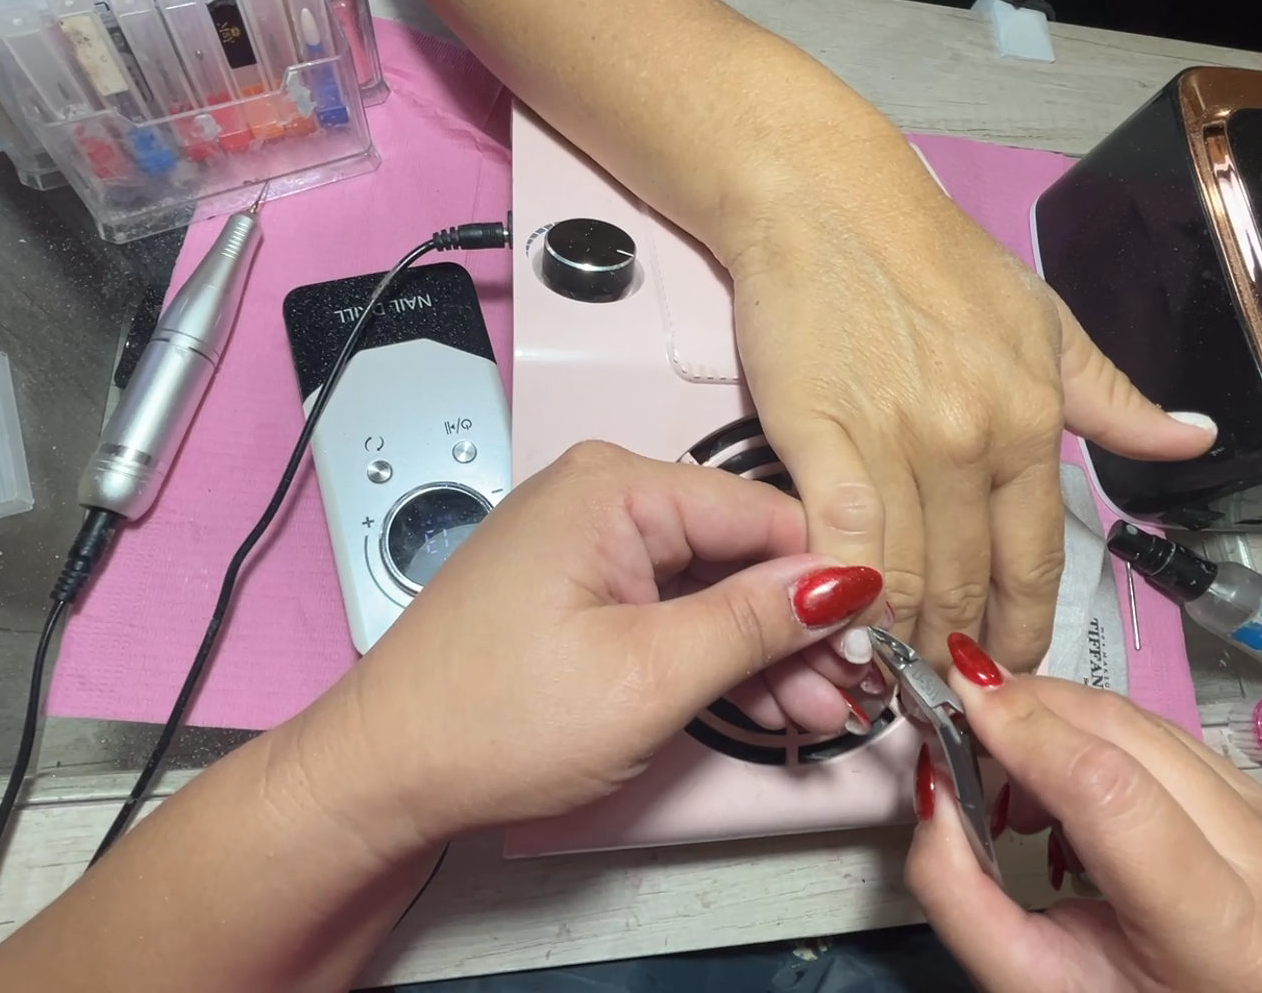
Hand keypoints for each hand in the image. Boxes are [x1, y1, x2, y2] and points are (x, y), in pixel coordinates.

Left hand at [300, 442, 884, 842]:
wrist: (387, 772)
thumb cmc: (494, 719)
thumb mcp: (649, 674)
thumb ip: (753, 620)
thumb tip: (840, 581)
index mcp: (616, 488)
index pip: (761, 510)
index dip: (828, 574)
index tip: (875, 631)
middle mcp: (603, 497)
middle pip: (736, 549)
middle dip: (797, 623)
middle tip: (853, 684)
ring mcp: (591, 542)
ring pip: (709, 585)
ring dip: (762, 648)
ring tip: (819, 708)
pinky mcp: (583, 585)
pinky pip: (670, 605)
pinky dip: (713, 651)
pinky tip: (764, 697)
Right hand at [723, 141, 1214, 672]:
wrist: (825, 203)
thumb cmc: (923, 255)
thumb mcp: (1040, 313)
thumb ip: (1106, 391)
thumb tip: (1188, 438)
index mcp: (1030, 417)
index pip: (1034, 561)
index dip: (1019, 630)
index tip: (1002, 670)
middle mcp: (973, 439)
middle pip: (967, 581)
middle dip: (955, 650)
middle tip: (940, 693)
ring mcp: (897, 439)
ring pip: (907, 572)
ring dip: (901, 636)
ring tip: (892, 677)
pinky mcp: (820, 433)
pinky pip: (843, 536)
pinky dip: (845, 591)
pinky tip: (840, 628)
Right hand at [905, 633, 1261, 991]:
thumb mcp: (1020, 983)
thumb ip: (953, 886)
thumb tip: (936, 779)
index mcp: (1229, 944)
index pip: (1112, 793)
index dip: (1027, 730)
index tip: (959, 692)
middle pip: (1132, 739)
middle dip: (1031, 706)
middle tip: (964, 716)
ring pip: (1149, 725)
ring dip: (1059, 717)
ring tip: (1010, 766)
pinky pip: (1170, 739)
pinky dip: (1096, 734)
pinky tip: (1062, 774)